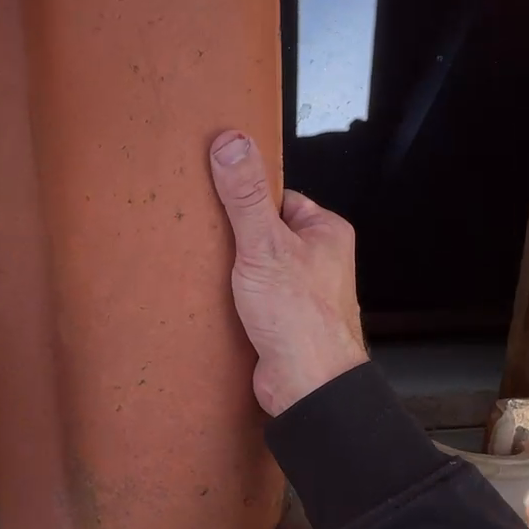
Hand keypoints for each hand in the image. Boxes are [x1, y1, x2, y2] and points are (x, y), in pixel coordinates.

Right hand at [208, 131, 367, 415]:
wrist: (307, 383)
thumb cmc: (300, 316)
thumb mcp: (265, 245)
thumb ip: (246, 196)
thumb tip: (231, 144)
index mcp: (325, 233)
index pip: (280, 199)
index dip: (247, 200)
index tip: (217, 199)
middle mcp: (318, 261)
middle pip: (265, 233)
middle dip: (234, 238)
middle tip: (202, 237)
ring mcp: (300, 292)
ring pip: (257, 269)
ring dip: (231, 272)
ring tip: (202, 270)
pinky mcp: (281, 321)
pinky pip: (252, 299)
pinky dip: (232, 300)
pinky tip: (211, 301)